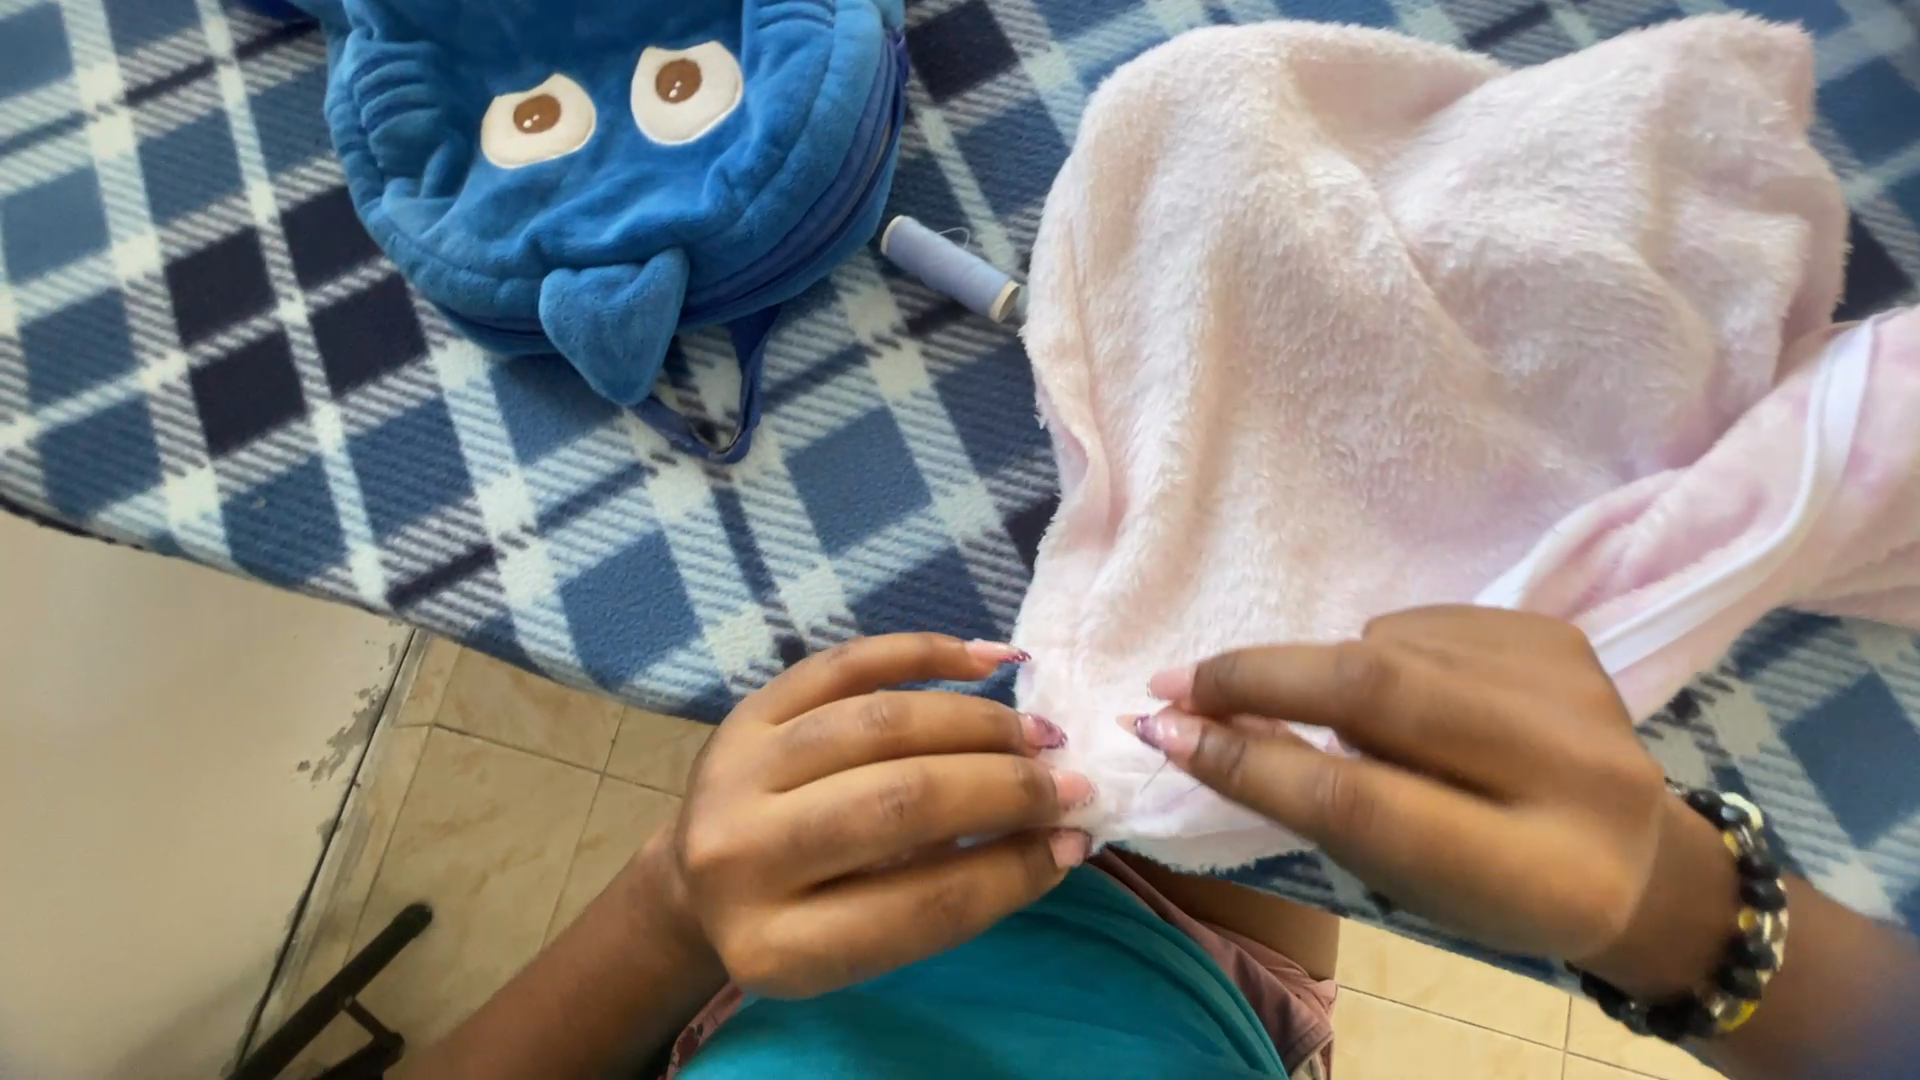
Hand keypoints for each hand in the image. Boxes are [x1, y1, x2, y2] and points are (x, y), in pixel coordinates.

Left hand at [652, 634, 1091, 998]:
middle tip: (1067, 780)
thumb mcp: (862, 939)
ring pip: (880, 722)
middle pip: (901, 801)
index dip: (1012, 871)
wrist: (701, 873)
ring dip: (975, 722)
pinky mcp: (750, 707)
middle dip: (1004, 786)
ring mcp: (740, 765)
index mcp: (777, 945)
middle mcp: (746, 852)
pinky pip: (847, 662)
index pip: (922, 905)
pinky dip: (923, 652)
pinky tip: (985, 660)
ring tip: (1035, 733)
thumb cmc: (796, 917)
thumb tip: (1060, 834)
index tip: (1074, 840)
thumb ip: (951, 889)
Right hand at [1131, 606, 1737, 995]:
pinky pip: (1414, 625)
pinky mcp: (1561, 638)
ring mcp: (1575, 689)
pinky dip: (1377, 652)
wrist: (1636, 857)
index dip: (1245, 760)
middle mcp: (1574, 771)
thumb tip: (1198, 724)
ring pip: (1380, 648)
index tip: (1162, 729)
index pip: (1356, 801)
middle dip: (1254, 676)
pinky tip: (1410, 693)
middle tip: (1178, 683)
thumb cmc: (1491, 887)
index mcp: (1536, 875)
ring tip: (1336, 717)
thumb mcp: (1403, 877)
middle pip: (1371, 689)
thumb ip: (1312, 799)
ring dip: (1321, 676)